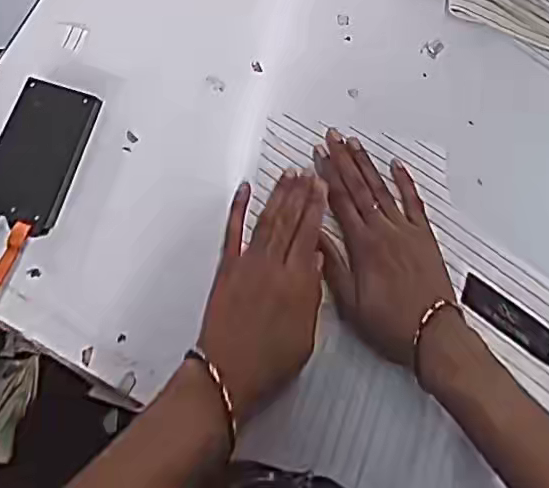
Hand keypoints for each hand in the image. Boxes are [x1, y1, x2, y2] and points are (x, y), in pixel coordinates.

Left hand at [197, 171, 326, 414]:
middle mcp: (272, 266)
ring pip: (267, 219)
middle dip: (300, 193)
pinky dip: (238, 207)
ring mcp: (247, 263)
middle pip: (289, 220)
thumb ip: (313, 296)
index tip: (321, 187)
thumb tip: (316, 262)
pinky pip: (233, 230)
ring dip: (278, 195)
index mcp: (295, 282)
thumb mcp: (305, 337)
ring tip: (287, 175)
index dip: (316, 207)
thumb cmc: (268, 363)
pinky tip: (245, 190)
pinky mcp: (227, 266)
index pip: (309, 233)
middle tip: (308, 173)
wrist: (227, 374)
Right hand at [315, 129, 454, 369]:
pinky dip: (404, 181)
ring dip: (366, 163)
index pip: (339, 200)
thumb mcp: (352, 304)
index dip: (326, 175)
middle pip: (358, 186)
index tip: (317, 156)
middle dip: (342, 159)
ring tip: (354, 144)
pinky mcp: (424, 236)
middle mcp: (383, 231)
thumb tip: (315, 237)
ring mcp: (405, 230)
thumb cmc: (393, 325)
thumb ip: (332, 266)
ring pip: (381, 188)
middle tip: (332, 137)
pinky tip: (396, 165)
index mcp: (363, 245)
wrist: (434, 336)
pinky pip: (413, 202)